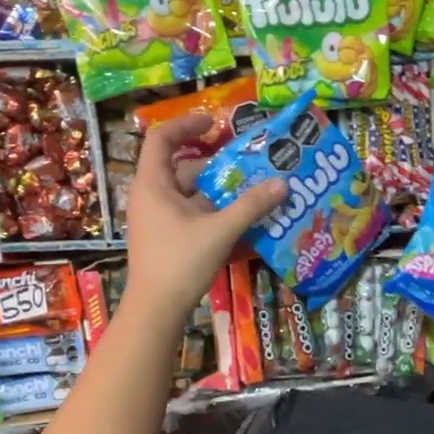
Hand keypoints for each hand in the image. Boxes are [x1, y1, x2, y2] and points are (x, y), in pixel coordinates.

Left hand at [121, 115, 286, 326]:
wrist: (156, 308)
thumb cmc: (180, 263)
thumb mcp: (219, 231)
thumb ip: (251, 206)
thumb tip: (282, 183)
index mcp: (153, 183)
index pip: (162, 138)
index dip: (187, 125)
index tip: (215, 124)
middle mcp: (152, 195)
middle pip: (184, 167)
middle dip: (217, 165)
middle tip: (250, 165)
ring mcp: (158, 217)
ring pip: (191, 193)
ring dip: (220, 191)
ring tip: (253, 192)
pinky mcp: (166, 236)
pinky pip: (192, 213)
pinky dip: (214, 211)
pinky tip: (240, 219)